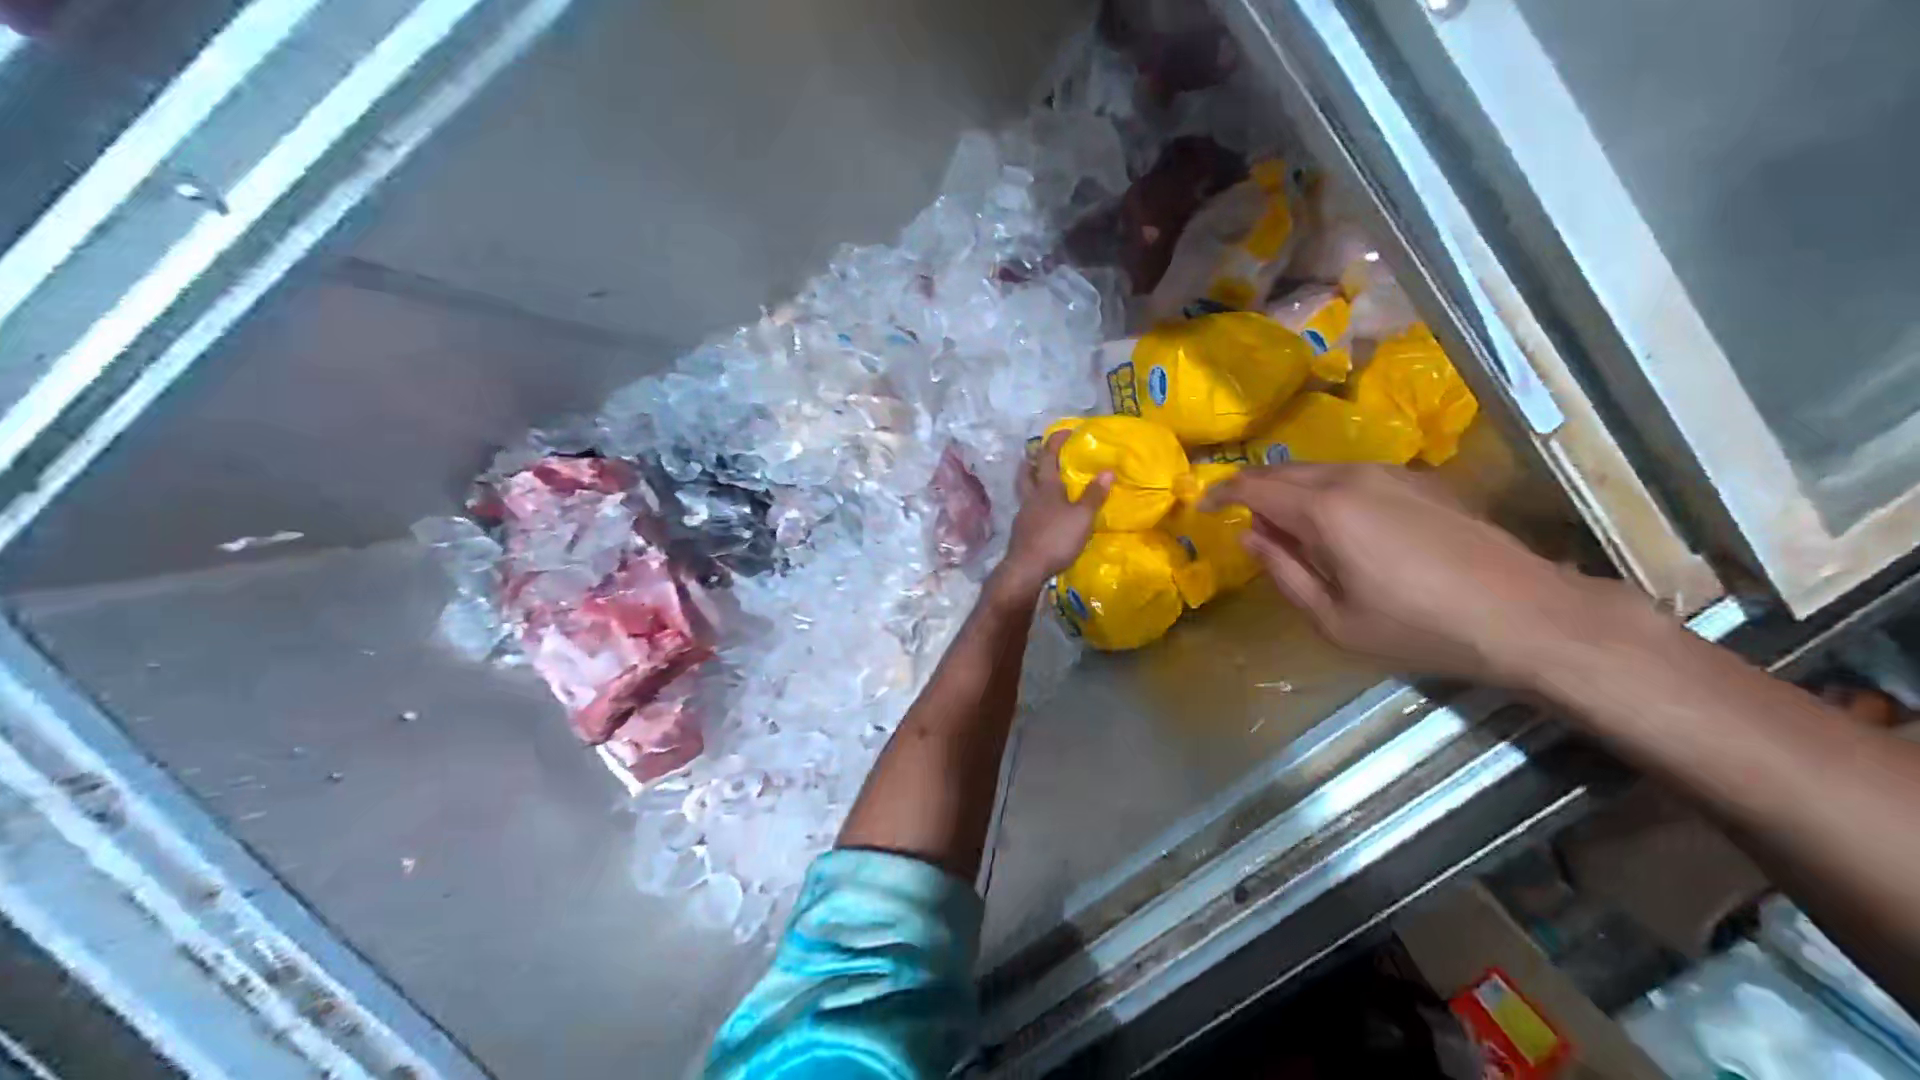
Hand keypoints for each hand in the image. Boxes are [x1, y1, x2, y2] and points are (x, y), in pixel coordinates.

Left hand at [993, 431, 1111, 596]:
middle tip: (1039, 454)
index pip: (1047, 457)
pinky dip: (1034, 504)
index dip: (1055, 442)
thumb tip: (1108, 470)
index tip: (1065, 431)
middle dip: (1032, 460)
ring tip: (1042, 482)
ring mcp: (1023, 514)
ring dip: (1031, 482)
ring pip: (1024, 491)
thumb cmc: (1056, 538)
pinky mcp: (1021, 531)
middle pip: (1026, 472)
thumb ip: (1094, 495)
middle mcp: (1031, 497)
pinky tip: (1043, 512)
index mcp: (1046, 488)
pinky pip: (1027, 509)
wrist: (1026, 568)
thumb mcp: (1082, 517)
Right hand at [1204, 463, 1639, 685]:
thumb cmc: (1417, 625)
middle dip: (1252, 487)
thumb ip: (1283, 572)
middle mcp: (1353, 477)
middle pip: (1284, 471)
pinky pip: (1353, 474)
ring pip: (1320, 469)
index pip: (1254, 487)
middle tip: (1234, 512)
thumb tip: (1252, 537)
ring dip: (1289, 487)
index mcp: (1324, 509)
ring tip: (1280, 518)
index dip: (1221, 493)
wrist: (1526, 614)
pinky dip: (1325, 488)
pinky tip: (1333, 518)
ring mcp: (1392, 474)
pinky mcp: (1422, 481)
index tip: (1201, 506)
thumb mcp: (1333, 618)